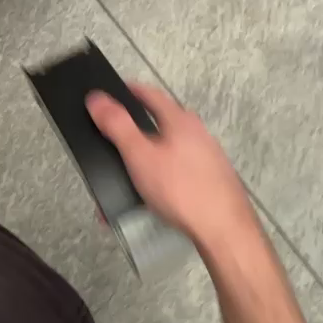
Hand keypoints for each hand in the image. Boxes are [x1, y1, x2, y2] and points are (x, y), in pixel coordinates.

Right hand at [88, 84, 256, 249]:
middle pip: (161, 123)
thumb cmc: (180, 189)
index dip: (130, 90)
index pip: (151, 94)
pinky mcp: (214, 182)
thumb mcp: (140, 155)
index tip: (113, 92)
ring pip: (169, 152)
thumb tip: (96, 97)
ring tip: (128, 178)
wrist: (226, 233)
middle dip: (136, 132)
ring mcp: (209, 158)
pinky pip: (179, 173)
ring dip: (146, 161)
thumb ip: (117, 125)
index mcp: (180, 120)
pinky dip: (160, 179)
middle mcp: (198, 133)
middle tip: (115, 140)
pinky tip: (151, 199)